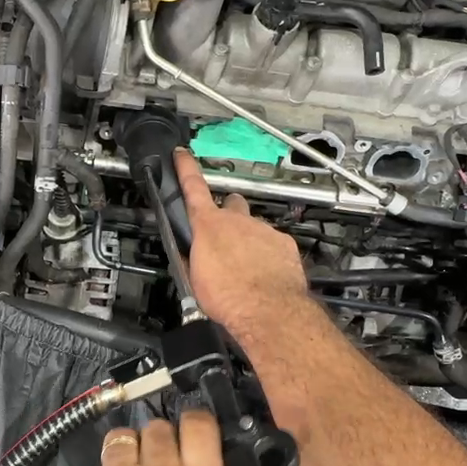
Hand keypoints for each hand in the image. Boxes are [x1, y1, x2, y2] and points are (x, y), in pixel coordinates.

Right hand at [173, 149, 310, 341]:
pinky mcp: (283, 243)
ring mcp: (263, 229)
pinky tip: (263, 273)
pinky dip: (267, 254)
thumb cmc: (228, 297)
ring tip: (245, 268)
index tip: (182, 154)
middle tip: (223, 238)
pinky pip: (272, 242)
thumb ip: (191, 257)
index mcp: (209, 226)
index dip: (186, 168)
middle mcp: (238, 220)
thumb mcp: (194, 278)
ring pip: (253, 227)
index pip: (193, 187)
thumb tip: (187, 254)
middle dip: (227, 215)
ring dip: (247, 241)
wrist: (268, 311)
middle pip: (231, 205)